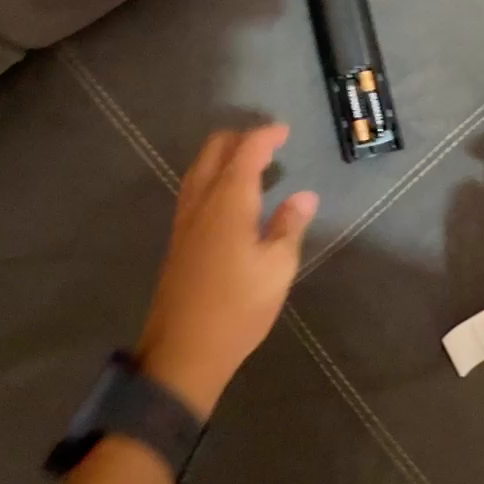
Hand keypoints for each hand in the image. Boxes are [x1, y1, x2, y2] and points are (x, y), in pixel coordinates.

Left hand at [135, 124, 317, 418]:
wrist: (183, 351)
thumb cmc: (237, 308)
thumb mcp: (277, 269)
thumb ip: (289, 227)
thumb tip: (305, 196)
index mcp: (229, 200)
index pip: (247, 151)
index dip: (266, 136)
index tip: (285, 132)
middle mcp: (202, 200)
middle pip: (215, 150)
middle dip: (241, 138)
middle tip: (269, 145)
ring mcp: (185, 218)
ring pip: (200, 167)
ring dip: (223, 155)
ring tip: (251, 164)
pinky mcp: (179, 237)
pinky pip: (194, 187)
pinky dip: (213, 175)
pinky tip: (228, 196)